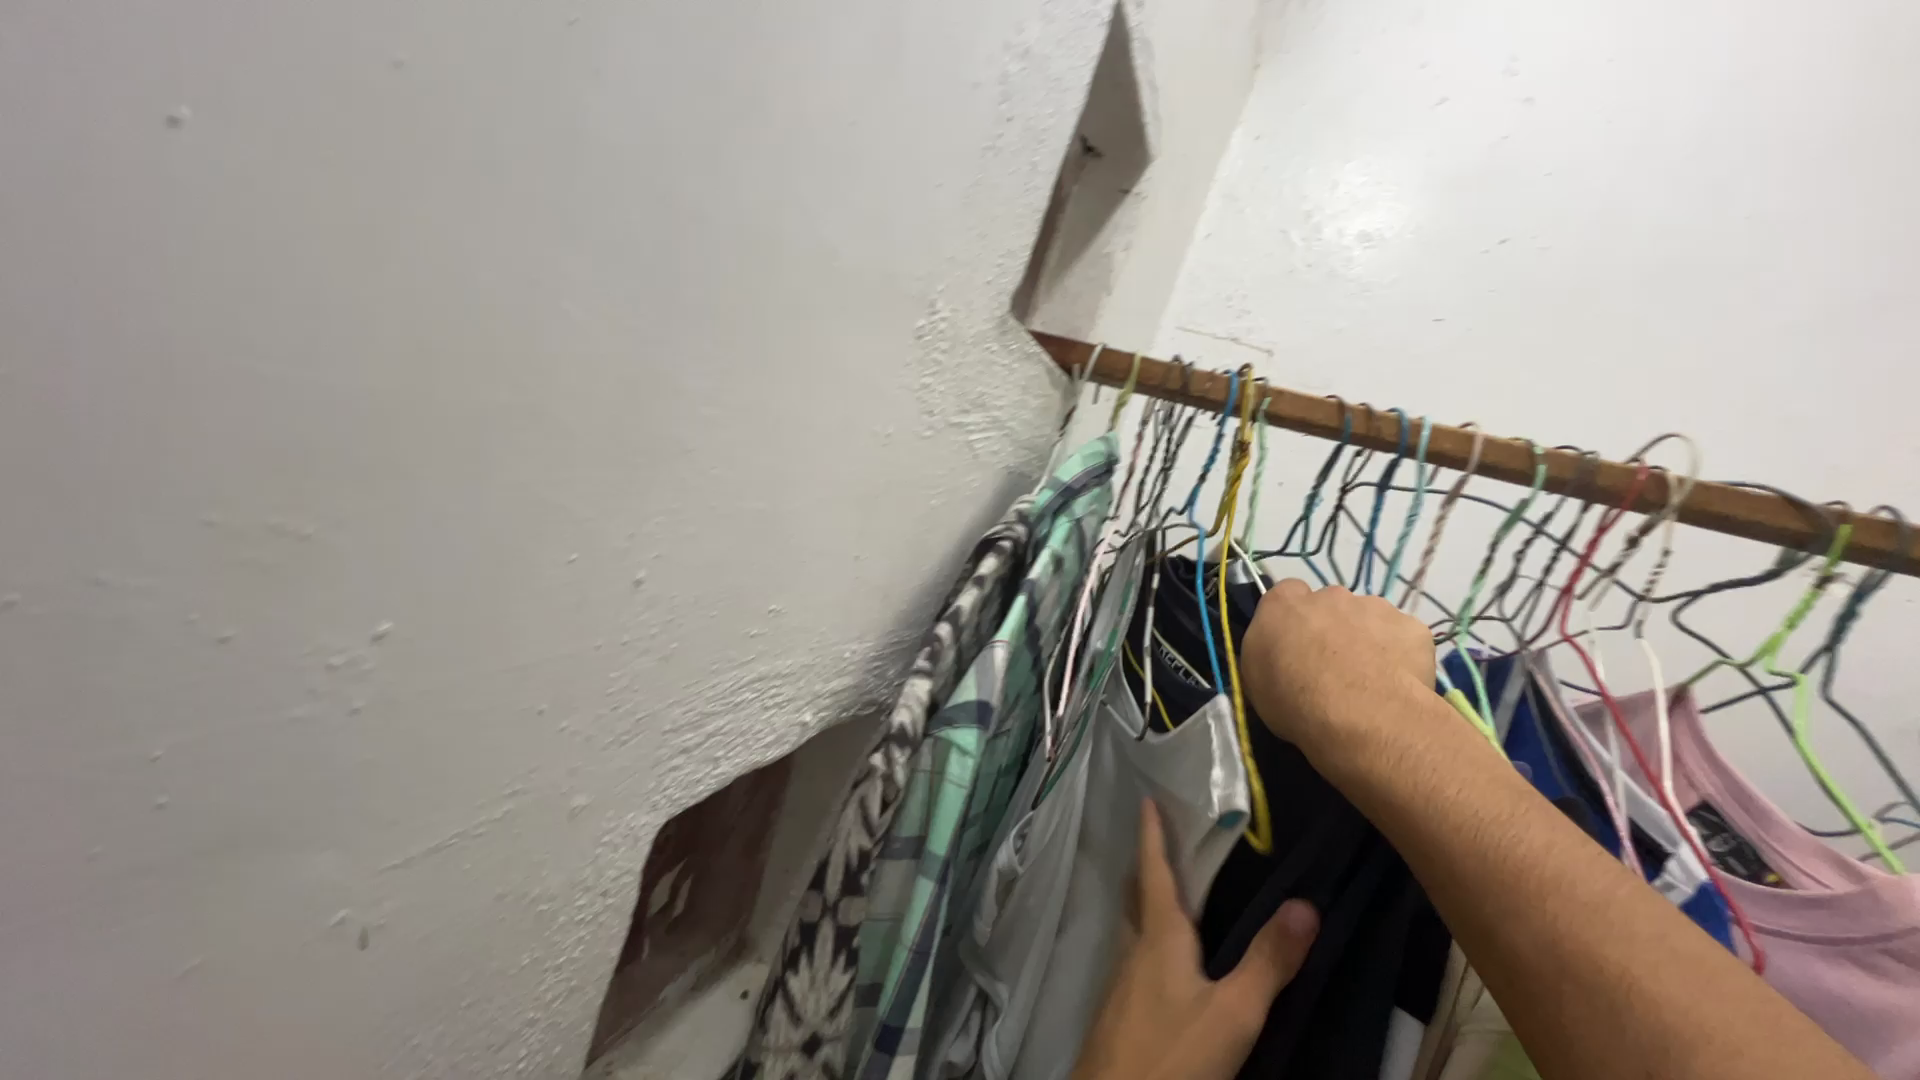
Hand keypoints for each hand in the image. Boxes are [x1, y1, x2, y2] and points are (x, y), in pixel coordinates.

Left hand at [1070, 800, 1318, 1079]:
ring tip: (1164, 890)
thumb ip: (1269, 961)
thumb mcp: (1233, 1013)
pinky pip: (1132, 956)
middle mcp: (1133, 950)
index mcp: (1158, 937)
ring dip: (1144, 900)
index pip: (1154, 871)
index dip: (1151, 835)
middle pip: (1136, 895)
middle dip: (1146, 864)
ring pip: (1131, 926)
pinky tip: (1159, 960)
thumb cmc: (1172, 1054)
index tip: (1144, 799)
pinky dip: (1145, 937)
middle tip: (1157, 836)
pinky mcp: (1117, 1011)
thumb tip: (1307, 903)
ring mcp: (1120, 982)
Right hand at [1238, 579, 1435, 758]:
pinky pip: (1403, 637)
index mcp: (1283, 604)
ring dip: (1367, 639)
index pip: (1286, 594)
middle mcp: (1328, 595)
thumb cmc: (1295, 701)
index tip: (1295, 645)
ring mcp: (1374, 607)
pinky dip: (1400, 654)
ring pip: (1369, 618)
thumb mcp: (1255, 678)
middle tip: (1333, 667)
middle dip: (1332, 628)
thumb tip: (1279, 647)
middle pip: (1330, 605)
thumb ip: (1265, 649)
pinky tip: (1396, 682)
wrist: (1361, 717)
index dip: (1293, 619)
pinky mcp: (1411, 627)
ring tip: (1368, 679)